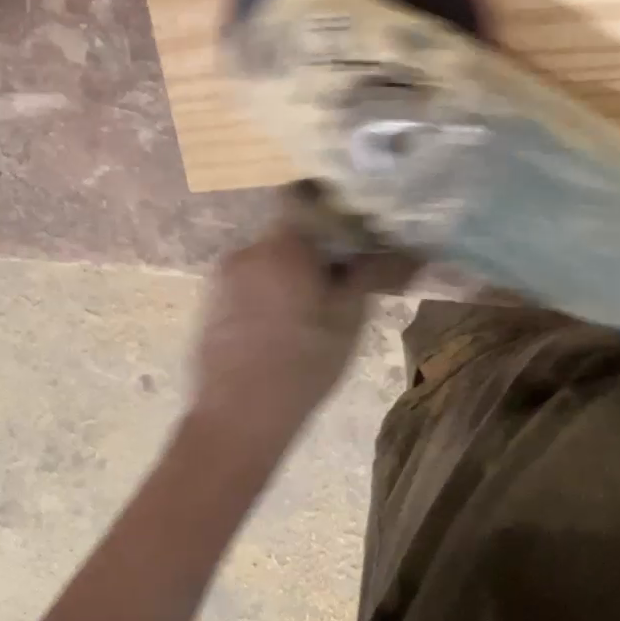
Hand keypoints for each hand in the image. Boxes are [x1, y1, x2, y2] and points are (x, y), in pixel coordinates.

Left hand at [190, 199, 415, 422]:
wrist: (236, 420)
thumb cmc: (303, 363)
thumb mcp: (349, 318)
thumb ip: (371, 274)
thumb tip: (409, 250)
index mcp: (282, 246)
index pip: (307, 200)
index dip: (335, 212)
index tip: (358, 234)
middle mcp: (246, 250)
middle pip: (290, 234)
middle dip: (318, 251)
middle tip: (345, 281)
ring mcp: (222, 278)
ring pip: (270, 261)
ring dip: (294, 274)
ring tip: (317, 311)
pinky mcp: (209, 305)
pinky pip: (250, 283)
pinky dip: (271, 293)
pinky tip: (286, 329)